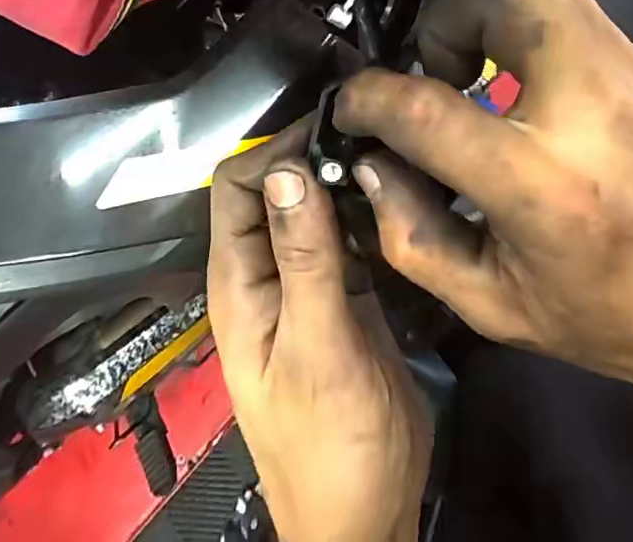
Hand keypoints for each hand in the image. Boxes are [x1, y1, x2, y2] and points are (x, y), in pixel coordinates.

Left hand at [208, 119, 432, 541]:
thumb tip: (289, 170)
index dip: (273, 152)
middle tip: (368, 132)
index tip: (328, 129)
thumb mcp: (315, 348)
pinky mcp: (344, 293)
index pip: (235, 187)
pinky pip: (347, 236)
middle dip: (312, 157)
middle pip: (275, 190)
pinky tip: (396, 195)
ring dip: (342, 181)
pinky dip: (365, 212)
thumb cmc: (329, 444)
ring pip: (314, 209)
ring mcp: (307, 280)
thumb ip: (304, 260)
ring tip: (387, 153)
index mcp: (239, 280)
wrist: (366, 515)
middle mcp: (266, 270)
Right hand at [333, 0, 632, 414]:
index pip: (429, 108)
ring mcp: (625, 67)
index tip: (353, 106)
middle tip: (435, 67)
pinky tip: (508, 74)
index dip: (369, 98)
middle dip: (445, 12)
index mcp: (546, 188)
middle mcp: (592, 107)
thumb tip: (371, 156)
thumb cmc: (610, 314)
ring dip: (479, 4)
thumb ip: (410, 233)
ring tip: (468, 65)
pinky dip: (513, 16)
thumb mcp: (491, 305)